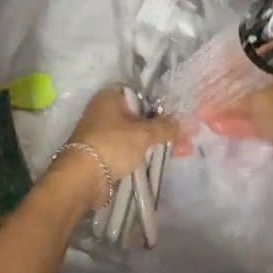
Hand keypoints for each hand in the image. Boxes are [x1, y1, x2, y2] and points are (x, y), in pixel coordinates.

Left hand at [63, 87, 178, 181]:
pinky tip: (166, 156)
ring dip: (158, 140)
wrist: (83, 177)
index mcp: (110, 97)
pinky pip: (131, 147)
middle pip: (142, 116)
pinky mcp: (106, 151)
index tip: (182, 116)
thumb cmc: (113, 144)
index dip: (164, 105)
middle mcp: (106, 110)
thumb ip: (164, 127)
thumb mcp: (143, 133)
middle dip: (165, 127)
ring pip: (138, 133)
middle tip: (189, 136)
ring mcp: (105, 132)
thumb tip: (181, 124)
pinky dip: (146, 151)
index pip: (143, 95)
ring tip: (185, 150)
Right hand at [187, 64, 272, 196]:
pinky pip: (263, 123)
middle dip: (227, 88)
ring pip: (258, 103)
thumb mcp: (262, 100)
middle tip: (201, 94)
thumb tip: (209, 100)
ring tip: (203, 115)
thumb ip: (234, 96)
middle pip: (256, 80)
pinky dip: (242, 124)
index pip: (257, 55)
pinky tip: (218, 127)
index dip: (230, 62)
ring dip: (232, 108)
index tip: (206, 69)